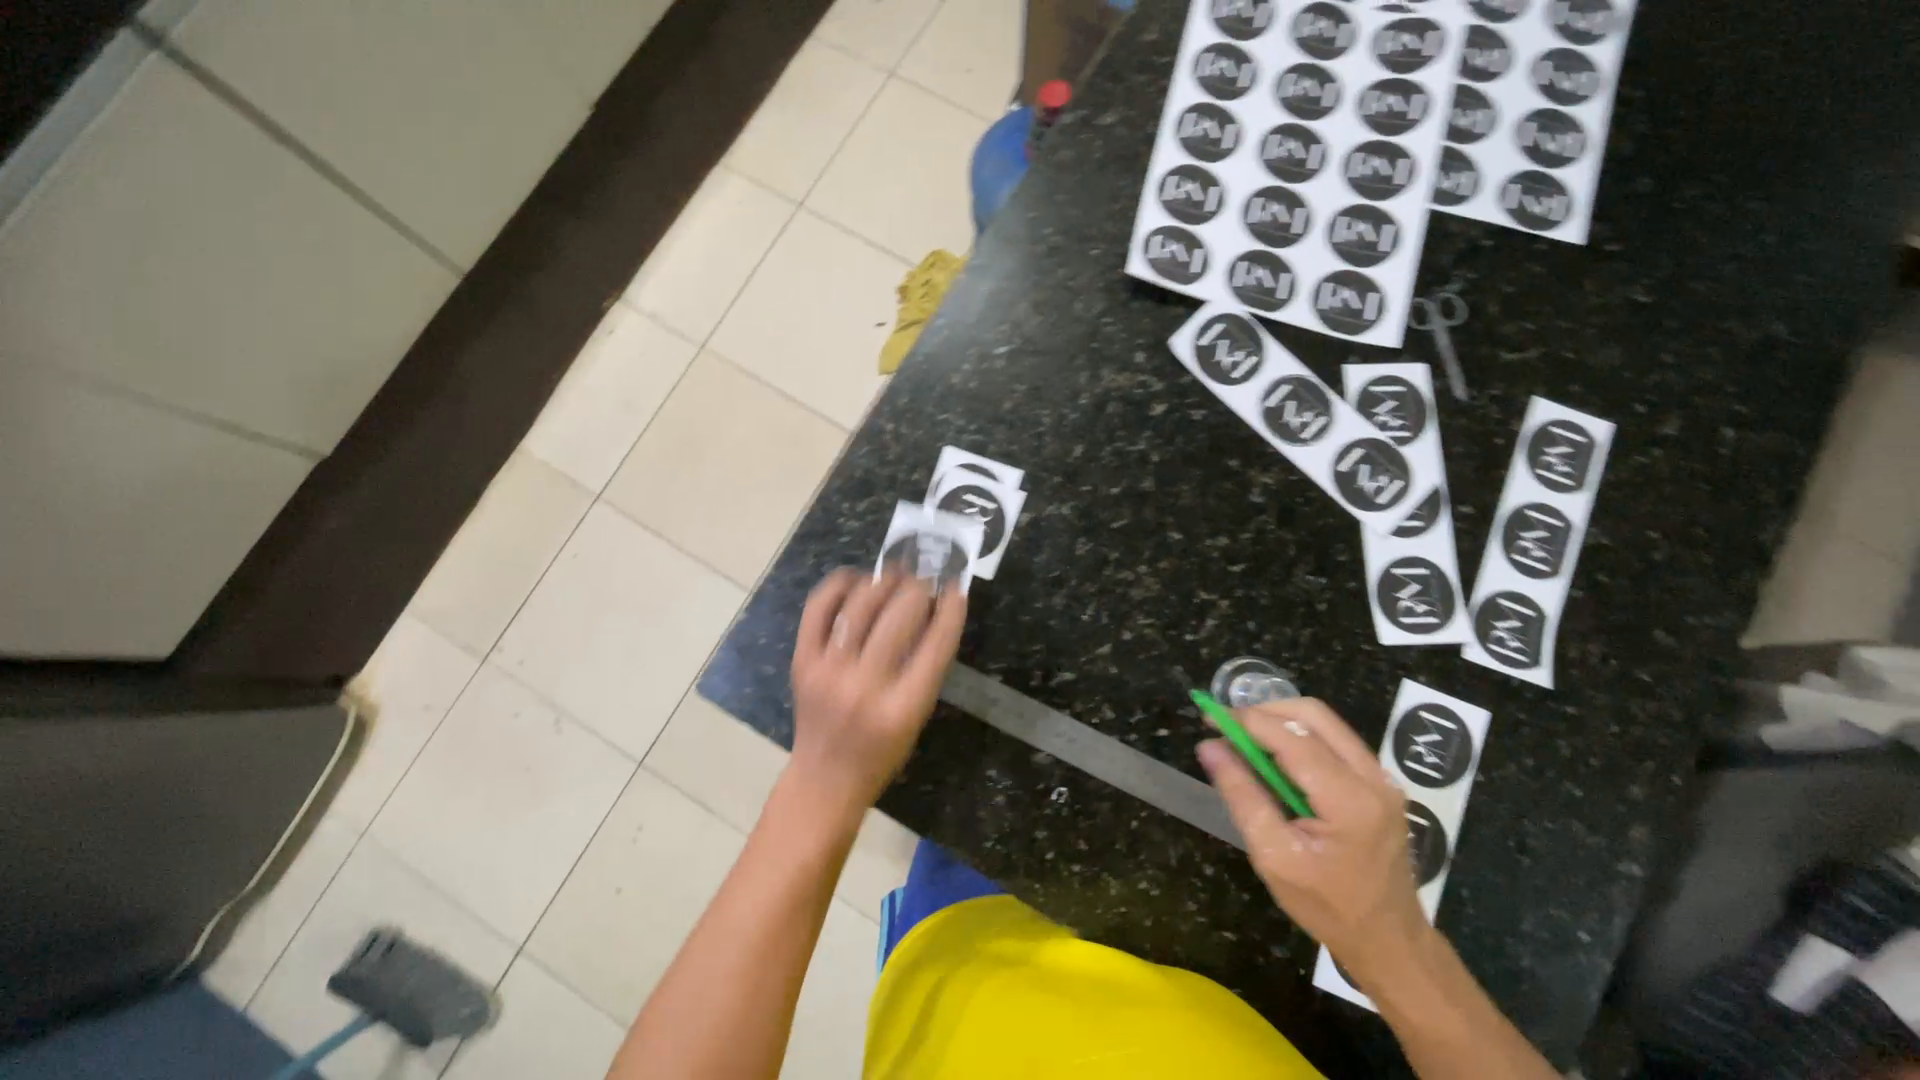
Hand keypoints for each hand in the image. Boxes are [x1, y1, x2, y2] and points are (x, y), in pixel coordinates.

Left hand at [788, 569, 966, 811]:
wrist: (824, 778)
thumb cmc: (880, 752)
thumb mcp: (916, 718)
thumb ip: (925, 670)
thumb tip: (932, 611)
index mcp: (902, 707)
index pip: (935, 645)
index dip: (951, 610)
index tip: (956, 589)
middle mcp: (864, 686)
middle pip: (899, 618)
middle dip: (918, 590)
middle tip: (926, 579)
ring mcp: (829, 671)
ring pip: (859, 607)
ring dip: (883, 582)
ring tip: (897, 574)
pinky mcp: (803, 661)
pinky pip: (818, 610)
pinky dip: (837, 586)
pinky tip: (856, 577)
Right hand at [1197, 698, 1431, 985]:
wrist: (1390, 940)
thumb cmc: (1327, 907)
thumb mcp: (1274, 856)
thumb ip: (1242, 795)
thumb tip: (1209, 748)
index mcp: (1348, 800)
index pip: (1292, 738)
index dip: (1248, 721)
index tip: (1210, 719)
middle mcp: (1374, 778)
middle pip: (1315, 715)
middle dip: (1266, 711)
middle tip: (1229, 727)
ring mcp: (1383, 780)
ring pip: (1328, 724)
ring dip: (1284, 722)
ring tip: (1246, 741)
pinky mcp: (1381, 785)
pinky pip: (1338, 743)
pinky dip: (1302, 739)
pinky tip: (1277, 760)